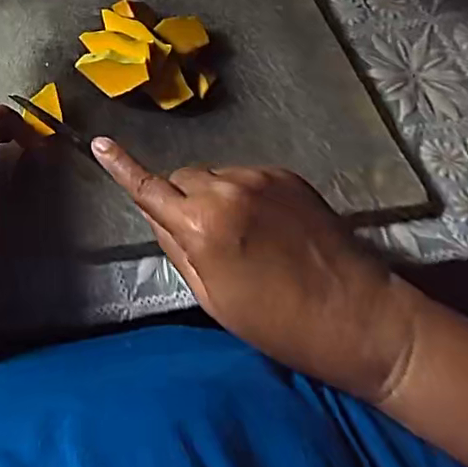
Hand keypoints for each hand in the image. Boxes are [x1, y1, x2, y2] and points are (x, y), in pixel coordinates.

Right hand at [90, 137, 423, 401]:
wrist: (369, 323)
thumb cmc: (280, 324)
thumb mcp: (211, 297)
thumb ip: (175, 247)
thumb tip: (155, 212)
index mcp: (200, 226)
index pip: (147, 188)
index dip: (120, 166)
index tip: (99, 142)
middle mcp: (224, 192)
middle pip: (180, 179)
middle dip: (182, 200)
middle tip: (207, 237)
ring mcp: (258, 179)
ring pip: (212, 177)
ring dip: (215, 197)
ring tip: (248, 235)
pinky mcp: (287, 176)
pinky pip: (244, 177)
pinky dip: (245, 195)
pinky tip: (272, 226)